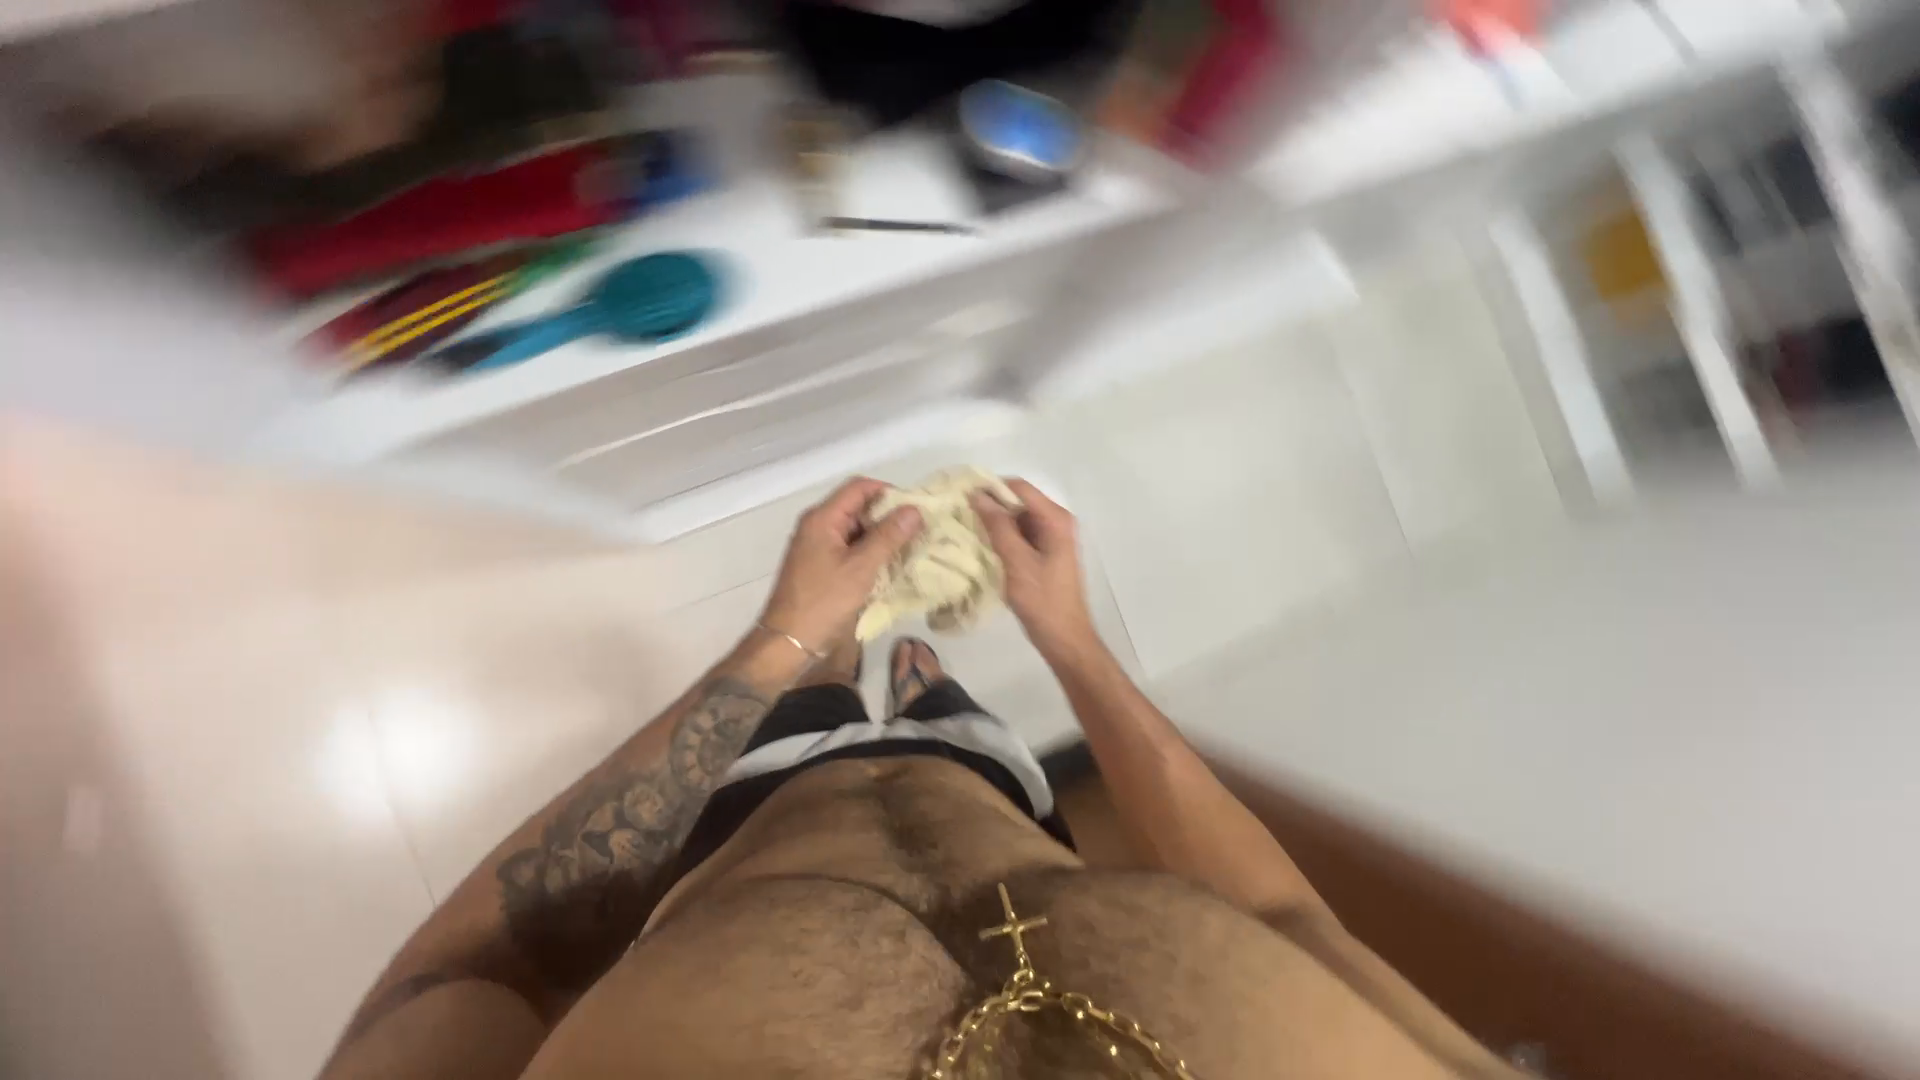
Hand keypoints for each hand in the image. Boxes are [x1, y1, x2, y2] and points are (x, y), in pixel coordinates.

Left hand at [760, 477, 922, 652]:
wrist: (788, 642)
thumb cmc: (824, 602)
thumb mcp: (861, 568)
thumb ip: (888, 536)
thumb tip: (914, 509)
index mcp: (822, 518)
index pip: (859, 487)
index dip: (889, 493)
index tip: (915, 511)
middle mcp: (817, 526)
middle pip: (857, 507)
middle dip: (888, 517)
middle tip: (917, 533)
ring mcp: (816, 546)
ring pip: (855, 530)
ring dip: (880, 538)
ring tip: (908, 551)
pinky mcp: (819, 566)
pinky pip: (849, 549)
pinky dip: (869, 554)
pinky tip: (889, 568)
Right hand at [971, 478, 1098, 659]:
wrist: (1064, 638)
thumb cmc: (1043, 600)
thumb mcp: (1017, 562)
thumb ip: (998, 526)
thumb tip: (977, 495)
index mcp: (1056, 519)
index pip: (1019, 488)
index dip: (990, 488)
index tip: (961, 496)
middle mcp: (1056, 522)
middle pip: (1018, 502)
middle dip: (991, 507)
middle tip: (959, 515)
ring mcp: (1051, 538)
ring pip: (1017, 520)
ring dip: (994, 524)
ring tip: (965, 531)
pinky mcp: (1044, 554)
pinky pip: (1020, 536)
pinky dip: (1002, 539)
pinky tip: (982, 548)